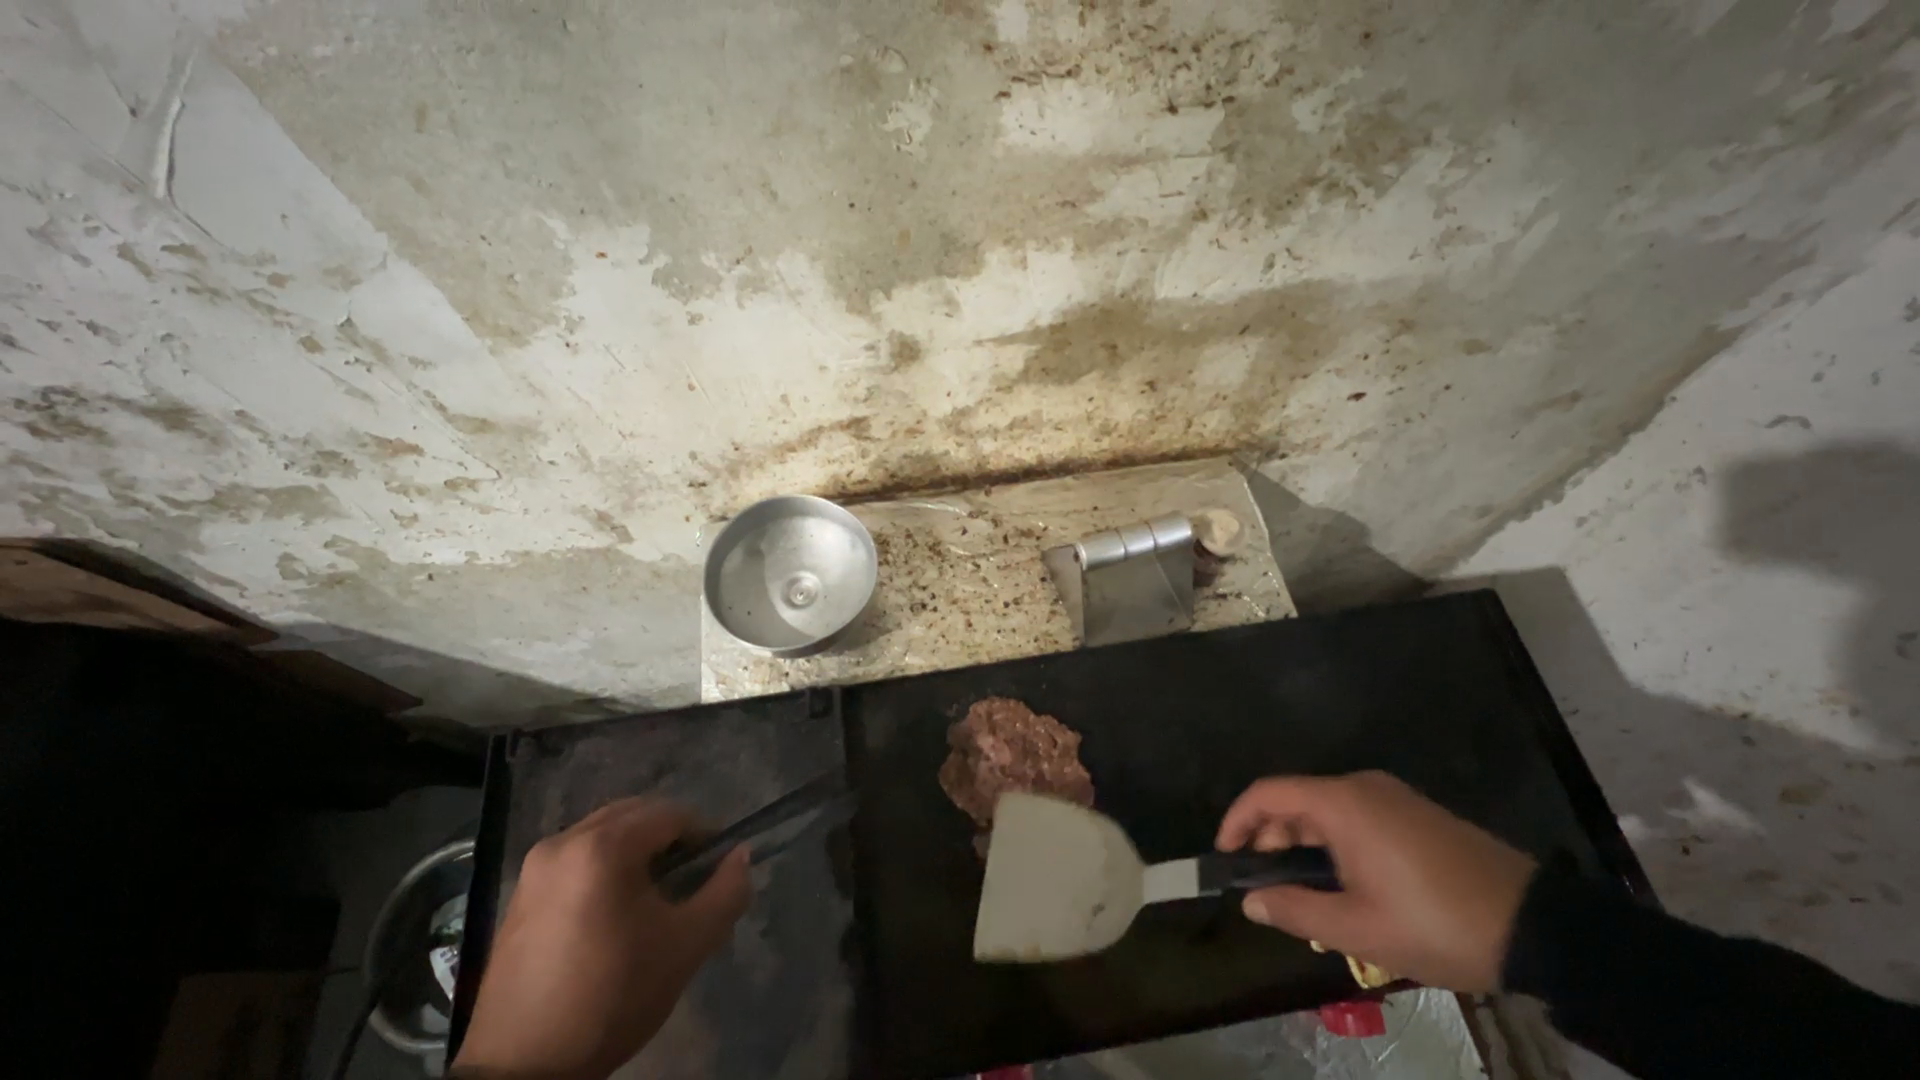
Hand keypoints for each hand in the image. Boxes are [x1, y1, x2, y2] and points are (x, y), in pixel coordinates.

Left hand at [454, 798, 751, 1079]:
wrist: (525, 1066)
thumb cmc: (613, 996)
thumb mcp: (687, 945)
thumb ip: (726, 891)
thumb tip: (740, 856)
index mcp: (602, 846)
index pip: (670, 814)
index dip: (704, 835)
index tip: (718, 870)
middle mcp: (563, 841)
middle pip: (633, 817)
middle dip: (669, 840)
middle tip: (690, 883)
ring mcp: (534, 868)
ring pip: (601, 836)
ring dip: (636, 853)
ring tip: (653, 901)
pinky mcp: (519, 896)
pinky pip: (575, 860)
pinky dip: (603, 869)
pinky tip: (614, 916)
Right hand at [1216, 771, 1536, 993]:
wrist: (1537, 928)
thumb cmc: (1435, 923)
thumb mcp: (1357, 928)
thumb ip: (1295, 910)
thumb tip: (1251, 901)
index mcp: (1343, 804)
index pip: (1269, 794)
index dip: (1237, 820)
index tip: (1225, 857)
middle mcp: (1364, 788)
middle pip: (1297, 800)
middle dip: (1270, 838)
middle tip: (1266, 886)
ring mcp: (1395, 799)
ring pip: (1327, 811)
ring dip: (1302, 845)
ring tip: (1302, 895)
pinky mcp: (1417, 815)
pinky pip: (1356, 818)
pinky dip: (1333, 843)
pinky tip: (1343, 886)